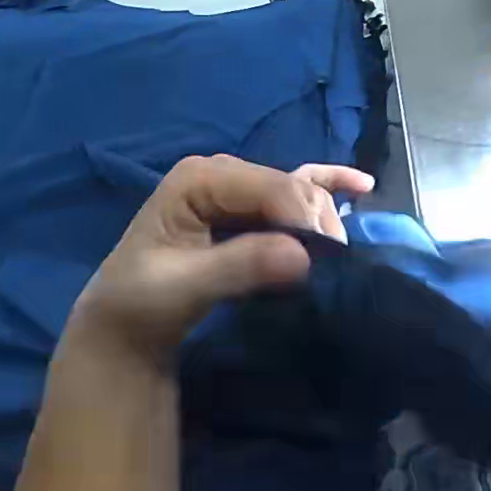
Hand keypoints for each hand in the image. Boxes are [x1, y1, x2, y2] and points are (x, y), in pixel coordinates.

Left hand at [69, 155, 373, 366]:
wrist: (128, 320)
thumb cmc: (143, 302)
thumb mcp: (182, 288)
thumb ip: (237, 267)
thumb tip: (301, 255)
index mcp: (199, 178)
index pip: (268, 187)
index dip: (302, 218)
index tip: (325, 260)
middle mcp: (223, 171)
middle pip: (289, 187)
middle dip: (317, 221)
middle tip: (332, 267)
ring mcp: (239, 185)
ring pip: (299, 190)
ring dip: (324, 217)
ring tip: (336, 256)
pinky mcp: (251, 203)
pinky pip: (297, 186)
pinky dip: (328, 185)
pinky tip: (361, 186)